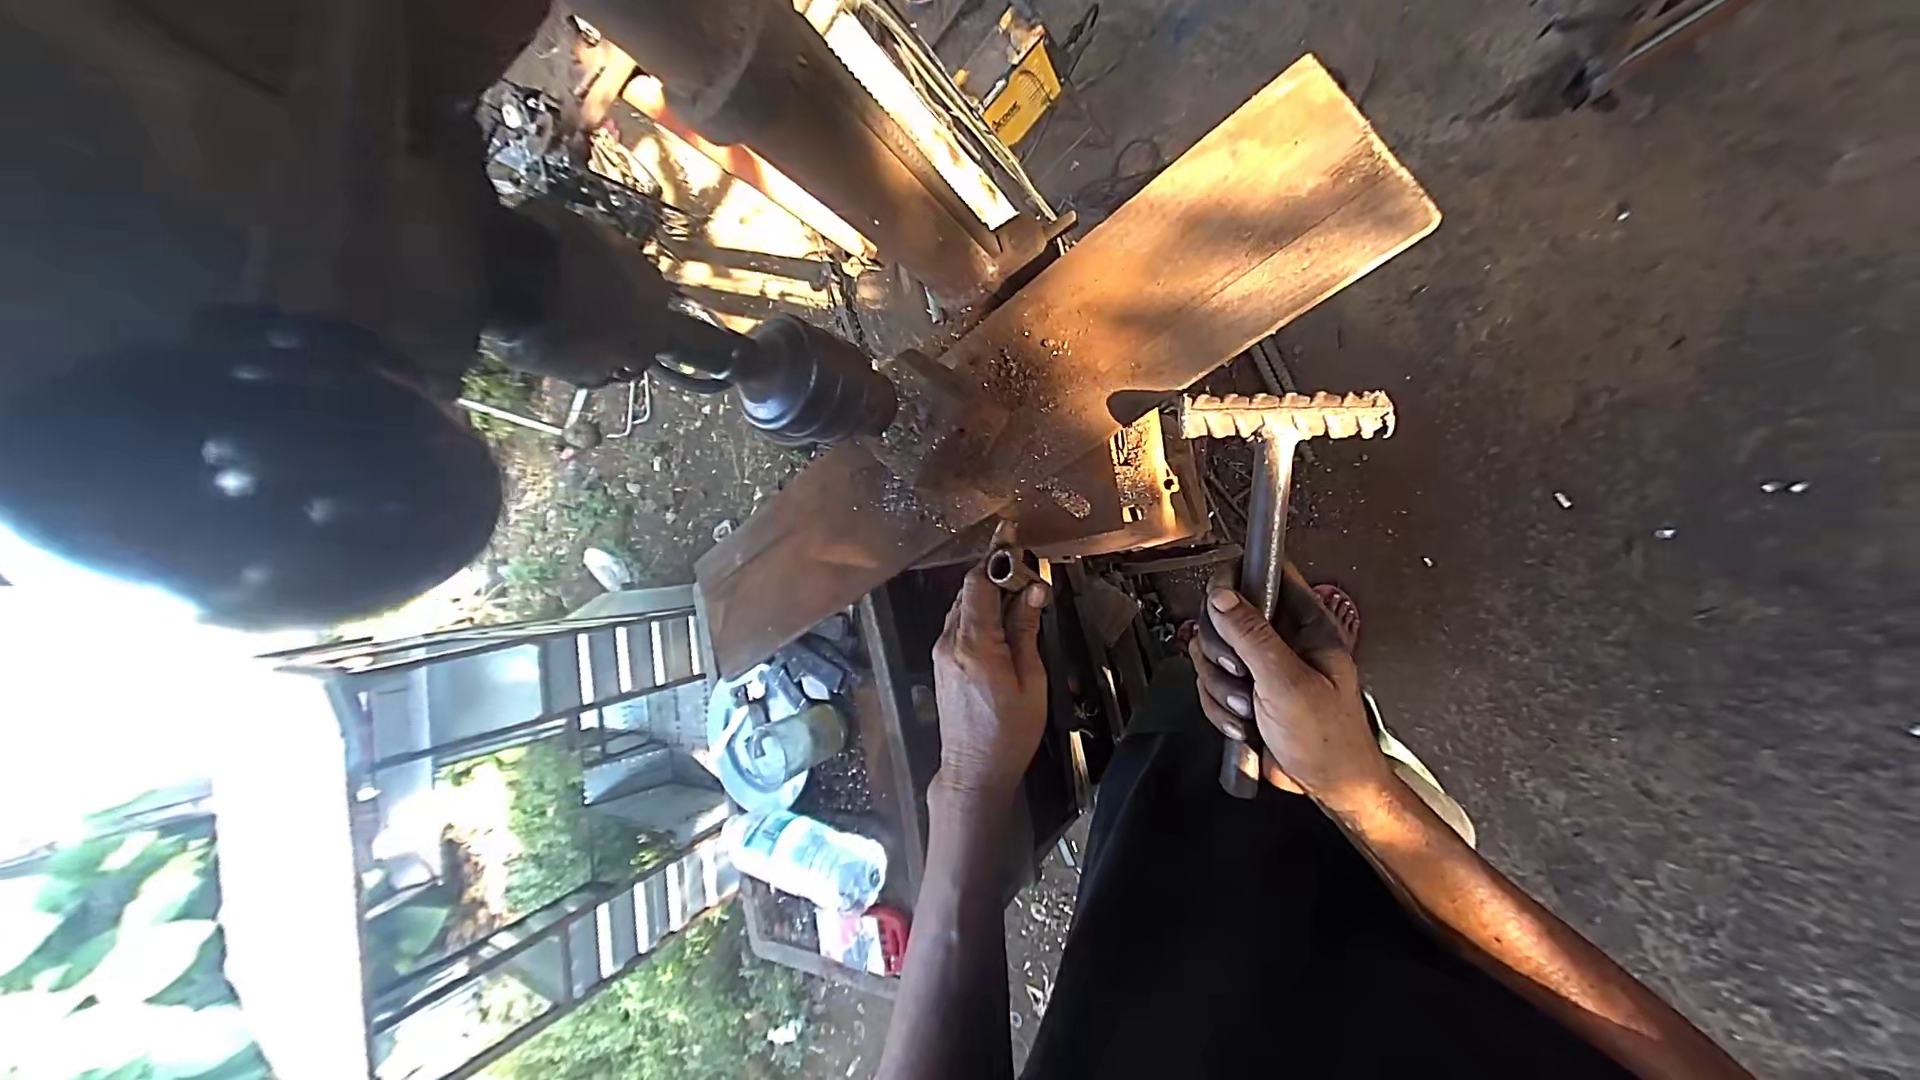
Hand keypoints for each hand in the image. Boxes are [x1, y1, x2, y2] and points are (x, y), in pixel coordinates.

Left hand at [932, 567, 1049, 797]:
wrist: (973, 769)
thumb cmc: (1009, 732)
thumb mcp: (1030, 680)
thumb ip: (1026, 630)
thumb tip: (1032, 591)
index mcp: (974, 644)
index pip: (979, 584)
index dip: (995, 557)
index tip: (1011, 538)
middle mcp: (950, 641)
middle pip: (968, 590)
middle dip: (995, 573)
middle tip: (1024, 568)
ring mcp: (941, 651)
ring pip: (963, 605)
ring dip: (987, 592)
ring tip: (1017, 592)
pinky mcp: (941, 660)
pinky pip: (959, 623)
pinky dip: (979, 611)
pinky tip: (1000, 617)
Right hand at [1188, 566, 1390, 805]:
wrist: (1327, 785)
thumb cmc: (1330, 740)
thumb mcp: (1289, 683)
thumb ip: (1253, 636)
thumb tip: (1223, 597)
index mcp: (1304, 623)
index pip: (1262, 572)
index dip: (1233, 580)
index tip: (1219, 605)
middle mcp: (1279, 636)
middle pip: (1222, 611)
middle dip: (1220, 649)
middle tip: (1240, 670)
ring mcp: (1258, 660)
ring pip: (1209, 649)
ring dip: (1219, 684)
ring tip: (1249, 706)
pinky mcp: (1242, 684)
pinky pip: (1207, 679)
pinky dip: (1216, 703)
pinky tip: (1243, 720)